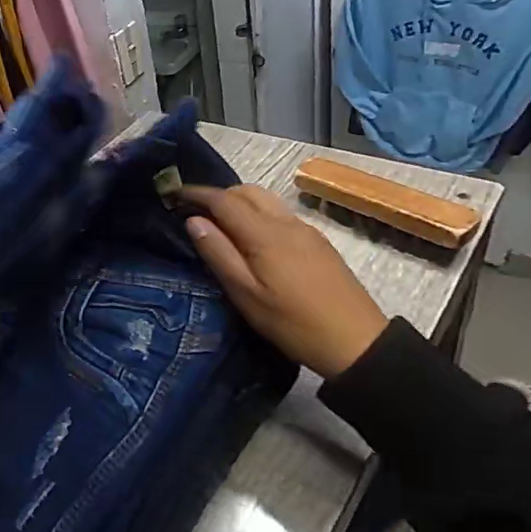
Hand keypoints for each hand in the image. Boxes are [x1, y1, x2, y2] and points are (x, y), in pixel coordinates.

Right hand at [177, 185, 388, 377]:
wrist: (356, 340)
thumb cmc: (294, 323)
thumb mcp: (247, 296)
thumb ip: (220, 254)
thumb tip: (194, 220)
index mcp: (265, 233)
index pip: (225, 199)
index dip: (197, 193)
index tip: (174, 194)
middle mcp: (286, 222)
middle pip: (247, 191)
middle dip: (219, 195)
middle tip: (196, 212)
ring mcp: (306, 229)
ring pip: (266, 200)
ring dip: (240, 202)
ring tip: (222, 225)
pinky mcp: (318, 241)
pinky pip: (281, 214)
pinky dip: (259, 213)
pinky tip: (254, 238)